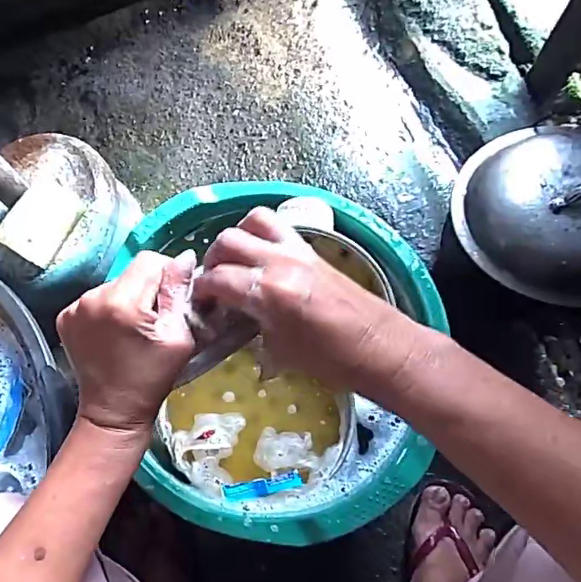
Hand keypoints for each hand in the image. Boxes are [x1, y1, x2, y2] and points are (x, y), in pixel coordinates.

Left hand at [57, 250, 198, 448]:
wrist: (112, 412)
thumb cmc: (151, 379)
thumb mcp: (179, 338)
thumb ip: (179, 294)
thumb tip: (183, 258)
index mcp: (122, 302)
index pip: (150, 260)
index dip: (167, 275)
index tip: (171, 301)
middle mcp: (93, 298)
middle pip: (131, 272)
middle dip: (147, 289)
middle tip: (153, 321)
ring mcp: (75, 307)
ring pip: (114, 284)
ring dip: (127, 299)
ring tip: (132, 330)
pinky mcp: (66, 317)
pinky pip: (96, 298)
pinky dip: (108, 310)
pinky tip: (114, 333)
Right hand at [191, 207, 424, 396]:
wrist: (382, 349)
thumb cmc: (332, 361)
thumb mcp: (280, 351)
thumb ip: (251, 326)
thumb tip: (233, 318)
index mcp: (268, 291)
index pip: (216, 279)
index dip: (200, 291)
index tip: (199, 304)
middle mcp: (280, 262)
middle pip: (228, 241)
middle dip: (212, 261)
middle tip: (213, 283)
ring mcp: (298, 251)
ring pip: (253, 221)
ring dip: (237, 237)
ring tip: (235, 261)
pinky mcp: (311, 249)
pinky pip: (278, 227)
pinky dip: (261, 234)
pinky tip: (262, 258)